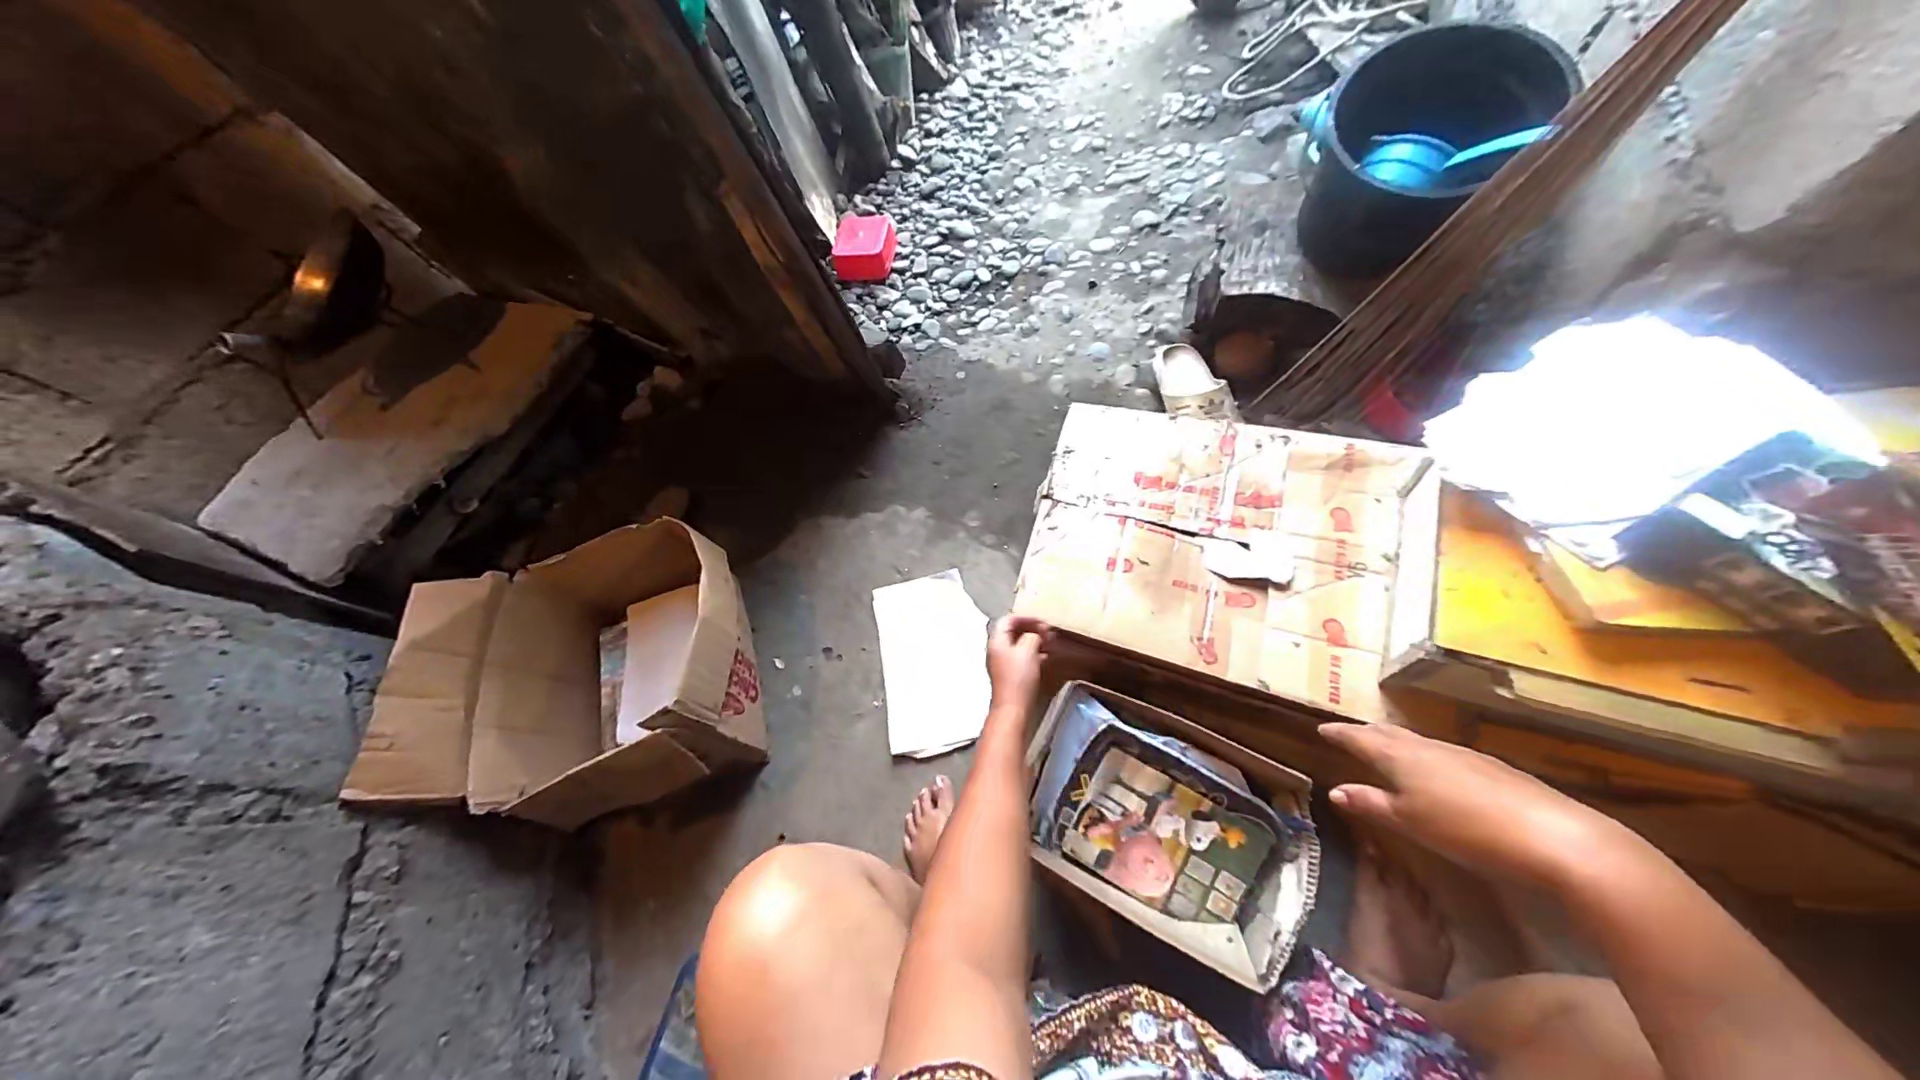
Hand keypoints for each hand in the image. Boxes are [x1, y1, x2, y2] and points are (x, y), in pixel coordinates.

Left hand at [986, 616, 1050, 712]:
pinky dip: (1033, 652)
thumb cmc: (1019, 677)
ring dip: (1034, 640)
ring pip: (1018, 644)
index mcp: (997, 640)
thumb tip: (1035, 634)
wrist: (1013, 707)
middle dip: (1031, 628)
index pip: (1009, 619)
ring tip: (1049, 642)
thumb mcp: (1028, 650)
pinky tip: (1046, 656)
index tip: (1043, 622)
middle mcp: (997, 649)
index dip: (1026, 617)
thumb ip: (1032, 636)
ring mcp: (1002, 662)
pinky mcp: (1010, 673)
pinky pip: (1021, 656)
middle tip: (1047, 631)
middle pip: (1012, 631)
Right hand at [1319, 723, 1651, 890]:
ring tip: (1388, 747)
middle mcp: (1430, 747)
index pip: (1361, 738)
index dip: (1341, 734)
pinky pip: (1445, 753)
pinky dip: (1427, 755)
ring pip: (1420, 741)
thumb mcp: (1410, 822)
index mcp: (1402, 757)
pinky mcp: (1495, 769)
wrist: (1557, 838)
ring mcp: (1465, 755)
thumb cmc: (1467, 830)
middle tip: (1351, 732)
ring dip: (1398, 742)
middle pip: (1391, 733)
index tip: (1322, 729)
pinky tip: (1437, 770)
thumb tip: (1336, 789)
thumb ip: (1372, 803)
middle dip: (1368, 732)